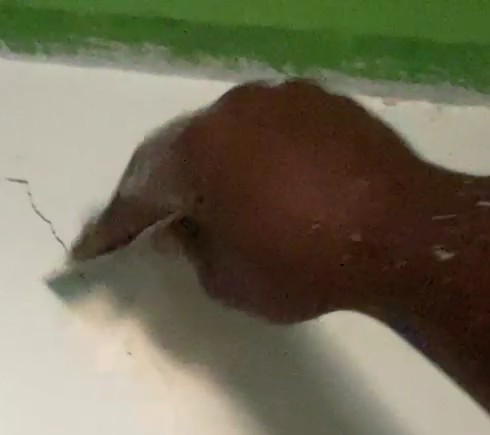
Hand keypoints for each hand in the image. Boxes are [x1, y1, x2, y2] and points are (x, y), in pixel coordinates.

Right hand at [72, 80, 454, 322]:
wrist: (402, 233)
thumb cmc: (302, 266)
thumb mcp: (227, 280)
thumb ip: (191, 252)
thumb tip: (177, 231)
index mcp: (195, 156)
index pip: (135, 196)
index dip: (109, 231)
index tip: (87, 255)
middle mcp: (227, 113)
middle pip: (169, 153)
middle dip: (147, 192)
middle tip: (133, 226)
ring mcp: (275, 99)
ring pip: (215, 135)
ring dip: (196, 170)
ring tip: (192, 204)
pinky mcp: (316, 102)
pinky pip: (258, 130)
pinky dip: (241, 158)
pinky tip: (248, 185)